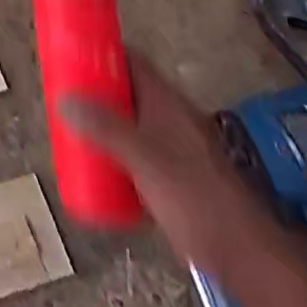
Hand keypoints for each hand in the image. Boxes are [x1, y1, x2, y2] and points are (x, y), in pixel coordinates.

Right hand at [61, 50, 270, 270]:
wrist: (242, 253)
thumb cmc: (194, 196)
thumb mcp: (143, 157)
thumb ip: (105, 127)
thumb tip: (64, 98)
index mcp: (167, 102)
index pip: (133, 61)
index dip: (103, 53)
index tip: (71, 55)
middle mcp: (172, 118)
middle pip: (128, 92)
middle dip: (96, 93)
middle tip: (63, 97)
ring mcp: (175, 149)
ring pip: (132, 125)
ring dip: (104, 126)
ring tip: (72, 131)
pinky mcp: (175, 178)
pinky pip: (137, 155)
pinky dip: (116, 155)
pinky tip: (98, 168)